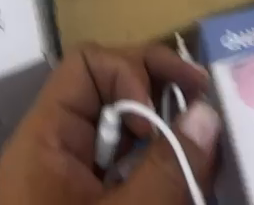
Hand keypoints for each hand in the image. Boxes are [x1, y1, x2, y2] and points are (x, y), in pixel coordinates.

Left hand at [0, 43, 221, 204]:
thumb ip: (167, 169)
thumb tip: (207, 112)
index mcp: (45, 141)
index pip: (88, 67)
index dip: (130, 72)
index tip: (165, 113)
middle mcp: (56, 152)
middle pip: (109, 93)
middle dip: (160, 95)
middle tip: (207, 107)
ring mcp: (71, 186)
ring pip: (124, 135)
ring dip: (165, 136)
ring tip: (208, 150)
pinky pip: (125, 173)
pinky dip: (157, 174)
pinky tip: (190, 184)